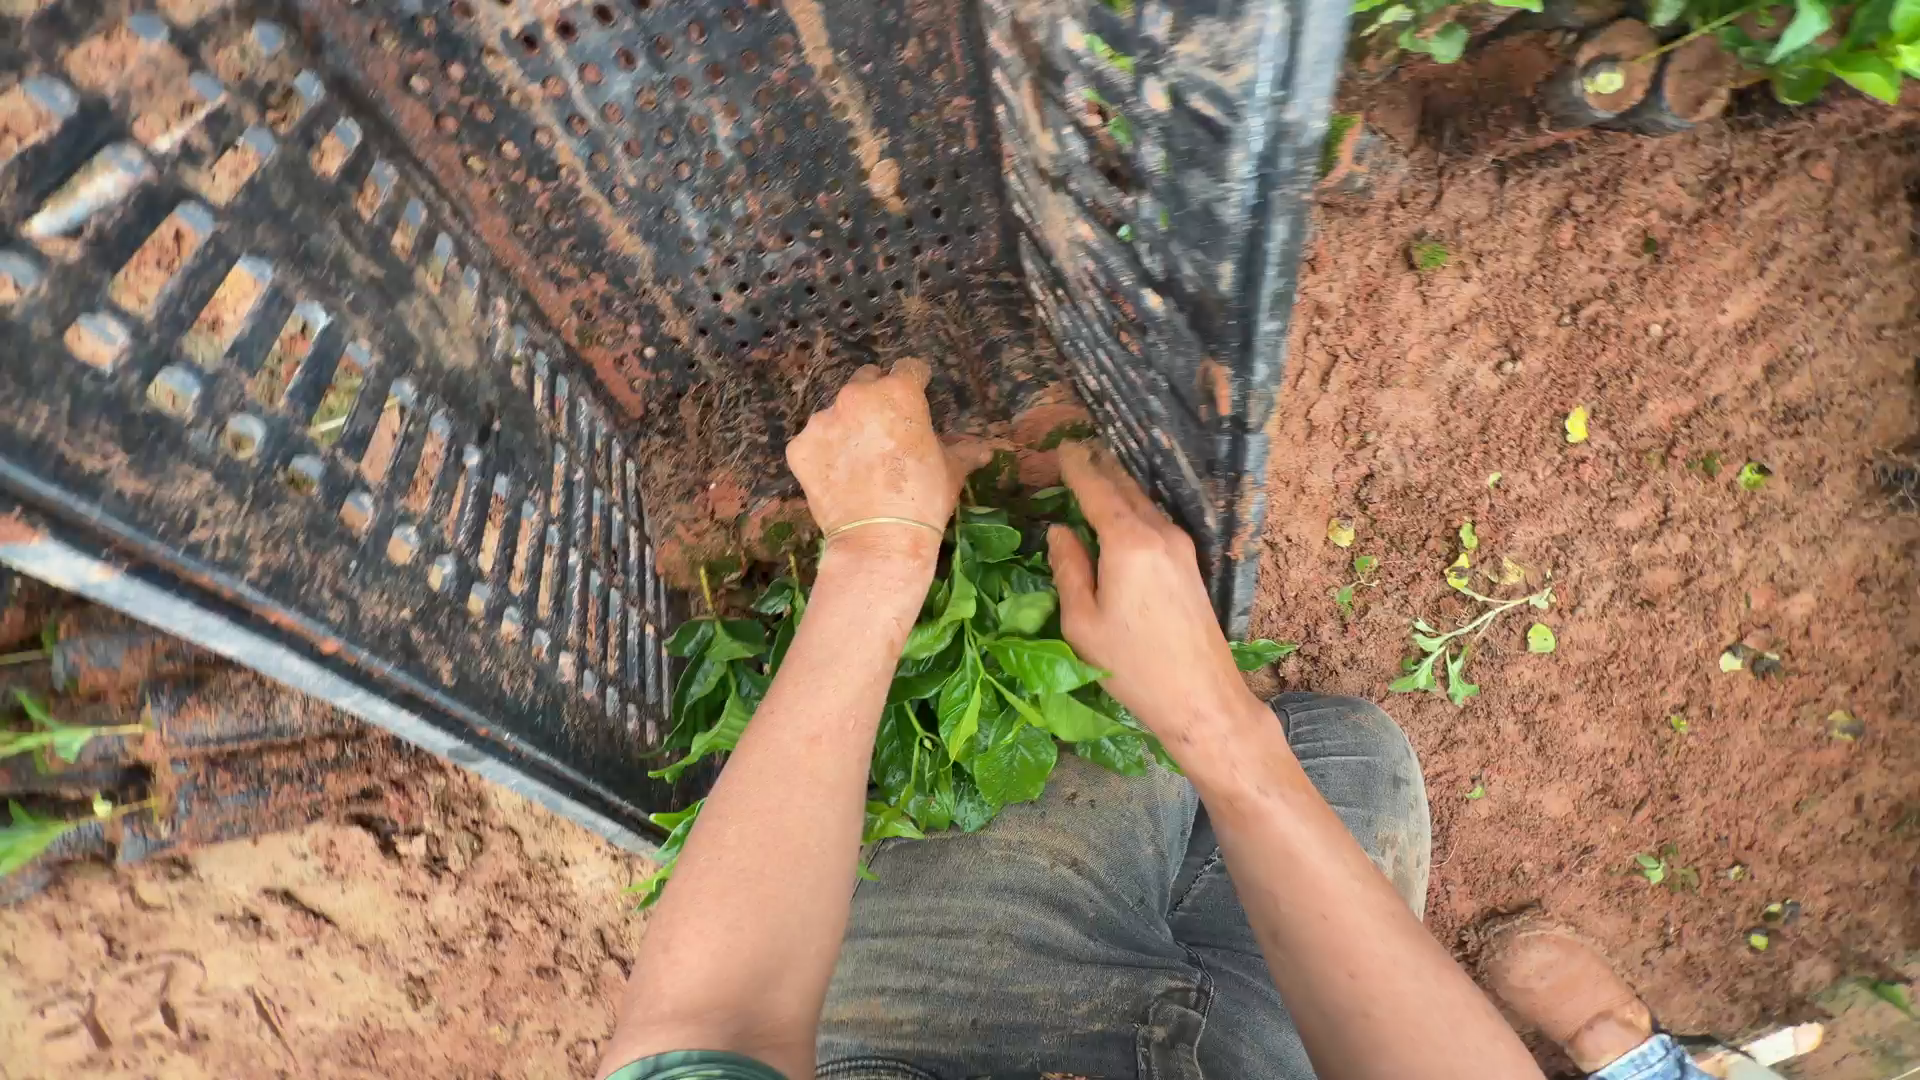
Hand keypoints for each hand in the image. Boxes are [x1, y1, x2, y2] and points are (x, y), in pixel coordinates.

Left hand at [786, 358, 987, 566]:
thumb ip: (965, 451)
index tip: (917, 394)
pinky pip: (814, 443)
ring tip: (860, 461)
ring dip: (848, 427)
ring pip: (837, 413)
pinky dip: (824, 454)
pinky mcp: (799, 447)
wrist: (881, 539)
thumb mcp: (951, 470)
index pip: (908, 368)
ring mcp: (823, 420)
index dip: (916, 381)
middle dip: (877, 398)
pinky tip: (838, 478)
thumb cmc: (924, 499)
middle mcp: (856, 396)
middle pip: (866, 381)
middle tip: (886, 430)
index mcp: (899, 392)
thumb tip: (985, 449)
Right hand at [1047, 442, 1268, 755]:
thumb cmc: (1132, 666)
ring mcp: (1182, 548)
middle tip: (1078, 450)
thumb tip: (1059, 532)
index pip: (1097, 491)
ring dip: (1119, 486)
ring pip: (1144, 504)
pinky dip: (1134, 507)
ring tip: (1097, 472)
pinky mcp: (1191, 564)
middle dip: (1100, 467)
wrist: (1201, 697)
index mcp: (1129, 544)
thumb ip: (1068, 569)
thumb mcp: (1082, 622)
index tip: (1063, 448)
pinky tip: (1123, 511)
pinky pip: (1155, 522)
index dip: (1077, 468)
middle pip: (1126, 489)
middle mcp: (1160, 534)